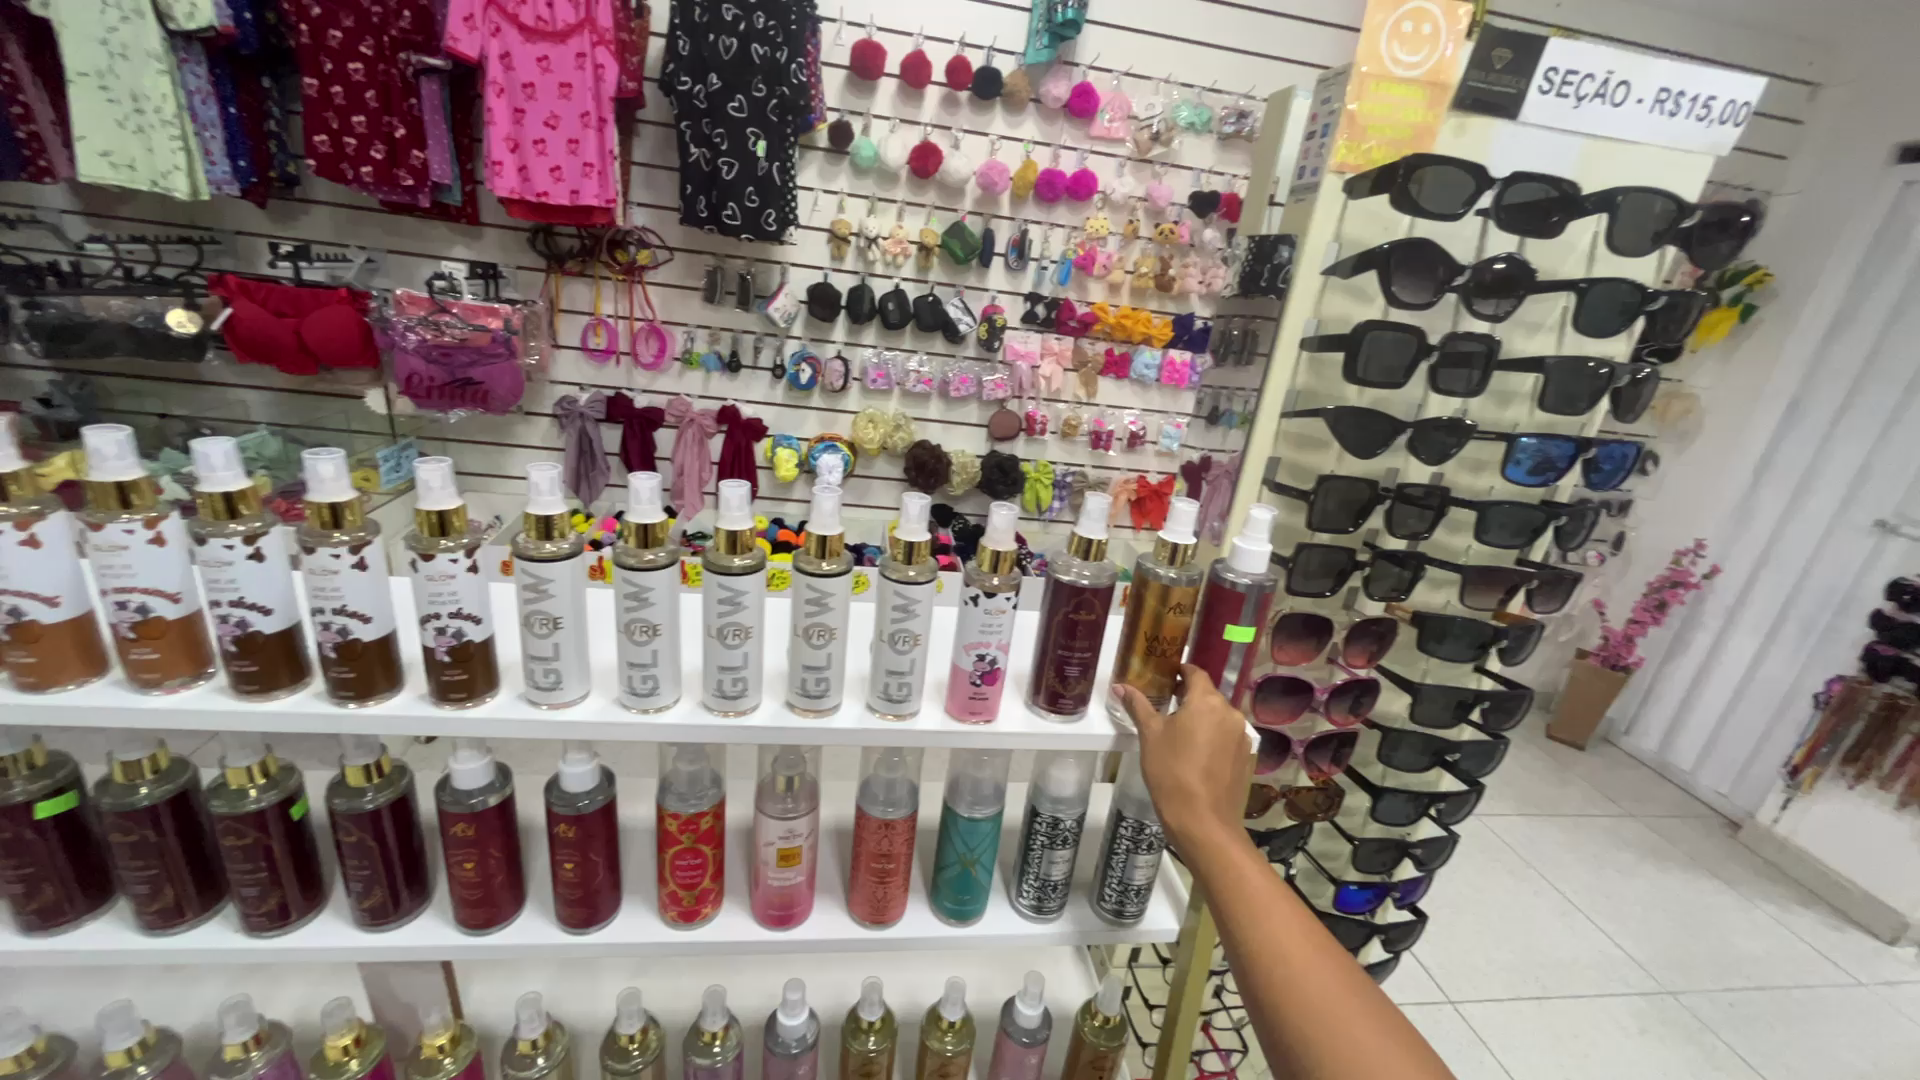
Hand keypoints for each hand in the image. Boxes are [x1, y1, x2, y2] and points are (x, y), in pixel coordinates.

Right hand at [1113, 665, 1253, 857]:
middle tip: (1166, 704)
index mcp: (1207, 701)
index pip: (1196, 673)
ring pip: (1218, 716)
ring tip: (1179, 731)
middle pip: (1208, 695)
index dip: (1181, 671)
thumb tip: (1120, 686)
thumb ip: (1138, 706)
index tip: (1166, 675)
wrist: (1203, 821)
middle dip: (1188, 696)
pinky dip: (1212, 736)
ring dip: (1201, 717)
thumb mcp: (1149, 736)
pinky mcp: (1246, 757)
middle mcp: (1230, 713)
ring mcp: (1242, 736)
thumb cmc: (1171, 771)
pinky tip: (1196, 753)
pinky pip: (1227, 736)